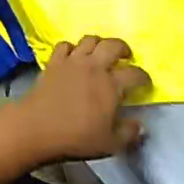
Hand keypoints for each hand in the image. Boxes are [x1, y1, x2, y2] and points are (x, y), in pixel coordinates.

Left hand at [8, 36, 150, 163]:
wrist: (38, 126)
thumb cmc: (77, 136)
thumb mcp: (111, 143)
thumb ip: (129, 133)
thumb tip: (138, 123)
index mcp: (111, 85)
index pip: (134, 74)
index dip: (143, 77)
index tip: (145, 82)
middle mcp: (93, 66)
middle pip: (112, 45)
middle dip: (123, 48)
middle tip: (126, 56)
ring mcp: (72, 61)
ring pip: (89, 39)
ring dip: (98, 43)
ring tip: (101, 52)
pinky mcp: (53, 61)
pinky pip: (64, 45)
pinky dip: (72, 47)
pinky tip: (73, 55)